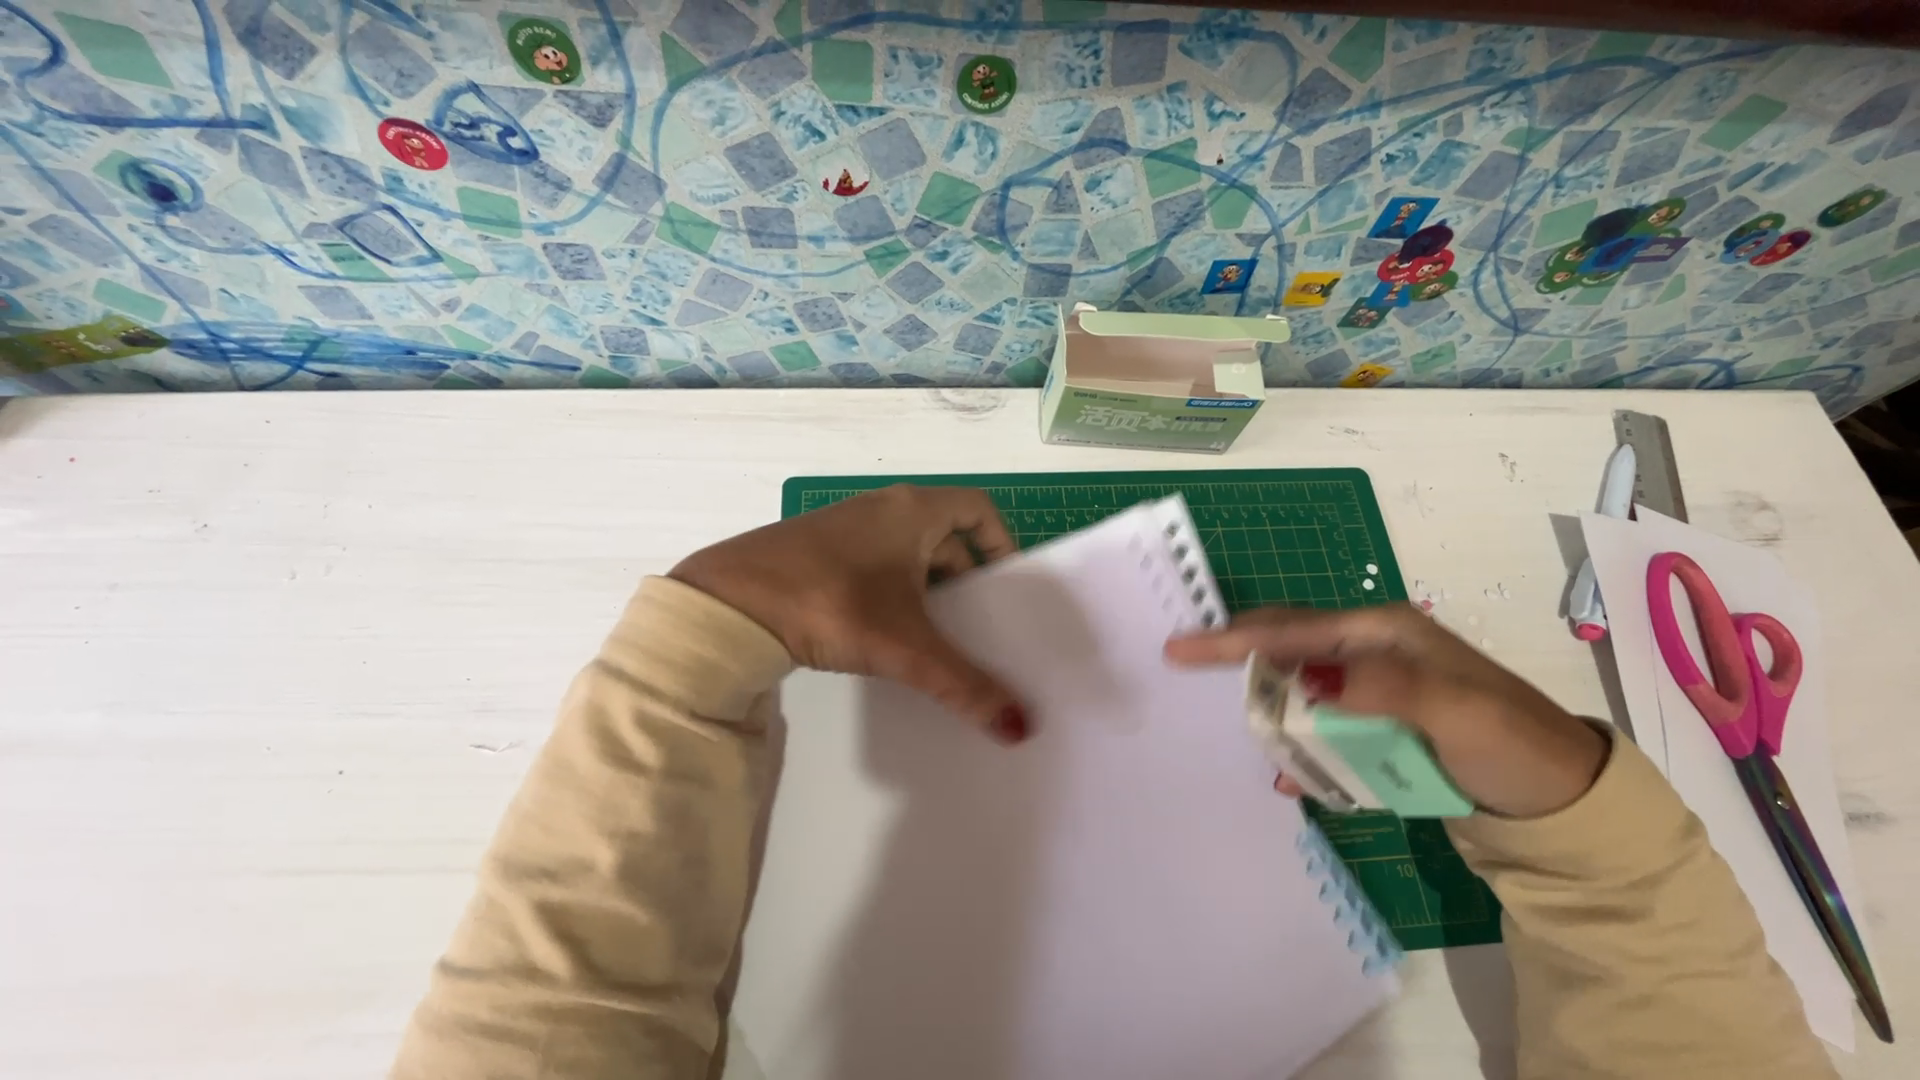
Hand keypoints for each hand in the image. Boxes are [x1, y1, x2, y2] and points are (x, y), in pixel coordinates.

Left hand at [670, 485, 1030, 743]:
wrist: (729, 604)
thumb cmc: (832, 604)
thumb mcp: (906, 647)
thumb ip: (964, 685)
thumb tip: (1020, 727)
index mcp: (912, 510)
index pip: (977, 508)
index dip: (1000, 542)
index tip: (1007, 587)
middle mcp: (882, 509)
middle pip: (945, 535)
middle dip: (965, 580)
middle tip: (977, 626)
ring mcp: (846, 528)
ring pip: (907, 555)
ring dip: (927, 591)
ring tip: (936, 639)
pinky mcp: (818, 552)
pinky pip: (875, 566)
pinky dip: (892, 594)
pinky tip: (886, 635)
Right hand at [1165, 605, 1608, 817]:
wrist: (1562, 797)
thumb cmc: (1509, 745)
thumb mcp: (1454, 712)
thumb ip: (1381, 686)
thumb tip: (1308, 678)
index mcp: (1382, 631)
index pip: (1291, 629)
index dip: (1232, 637)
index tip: (1178, 648)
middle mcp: (1371, 647)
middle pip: (1286, 643)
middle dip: (1237, 653)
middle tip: (1185, 666)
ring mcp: (1373, 683)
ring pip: (1297, 681)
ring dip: (1265, 702)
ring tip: (1233, 722)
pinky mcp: (1377, 718)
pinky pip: (1319, 721)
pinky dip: (1297, 741)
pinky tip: (1289, 772)